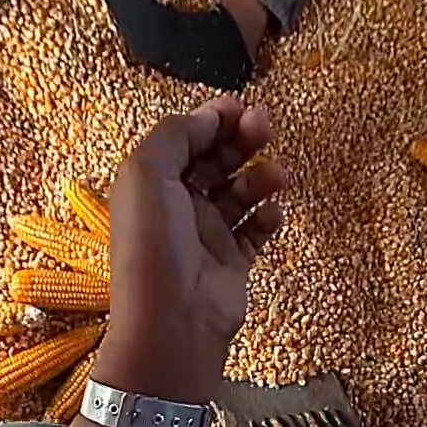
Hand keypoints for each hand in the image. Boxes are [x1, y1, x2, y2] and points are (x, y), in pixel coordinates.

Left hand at [94, 97, 288, 402]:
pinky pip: (256, 230)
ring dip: (261, 177)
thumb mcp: (147, 173)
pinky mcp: (234, 261)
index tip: (241, 108)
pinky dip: (267, 217)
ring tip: (279, 174)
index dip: (213, 120)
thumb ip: (175, 135)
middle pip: (217, 161)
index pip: (187, 140)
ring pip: (241, 193)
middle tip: (265, 127)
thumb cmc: (154, 243)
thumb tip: (208, 118)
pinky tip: (271, 214)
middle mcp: (180, 206)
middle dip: (242, 140)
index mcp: (154, 183)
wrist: (174, 318)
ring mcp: (209, 235)